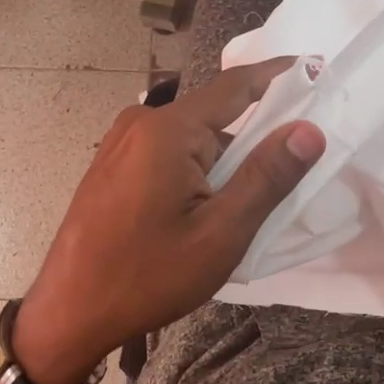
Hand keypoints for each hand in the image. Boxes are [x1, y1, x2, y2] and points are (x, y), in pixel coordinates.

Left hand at [13, 58, 325, 383]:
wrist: (68, 315)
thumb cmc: (146, 277)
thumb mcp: (220, 234)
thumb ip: (267, 178)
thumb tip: (309, 130)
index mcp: (169, 129)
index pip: (236, 85)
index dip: (279, 75)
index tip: (315, 68)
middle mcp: (142, 122)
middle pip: (215, 115)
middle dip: (254, 137)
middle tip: (290, 168)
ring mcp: (122, 143)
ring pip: (192, 138)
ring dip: (223, 161)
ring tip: (245, 205)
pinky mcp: (113, 165)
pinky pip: (168, 152)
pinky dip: (196, 169)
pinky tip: (204, 209)